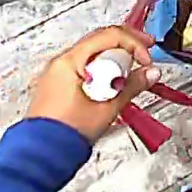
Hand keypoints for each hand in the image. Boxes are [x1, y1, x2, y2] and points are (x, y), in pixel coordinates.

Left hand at [25, 26, 159, 141]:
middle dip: (126, 44)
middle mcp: (61, 61)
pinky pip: (84, 64)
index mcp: (70, 61)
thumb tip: (150, 73)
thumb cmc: (65, 135)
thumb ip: (131, 87)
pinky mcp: (59, 82)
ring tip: (131, 71)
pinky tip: (112, 81)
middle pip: (100, 39)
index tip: (146, 59)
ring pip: (92, 52)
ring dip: (114, 57)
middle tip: (146, 53)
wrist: (41, 155)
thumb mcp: (106, 109)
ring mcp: (58, 70)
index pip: (108, 36)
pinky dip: (101, 68)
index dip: (132, 44)